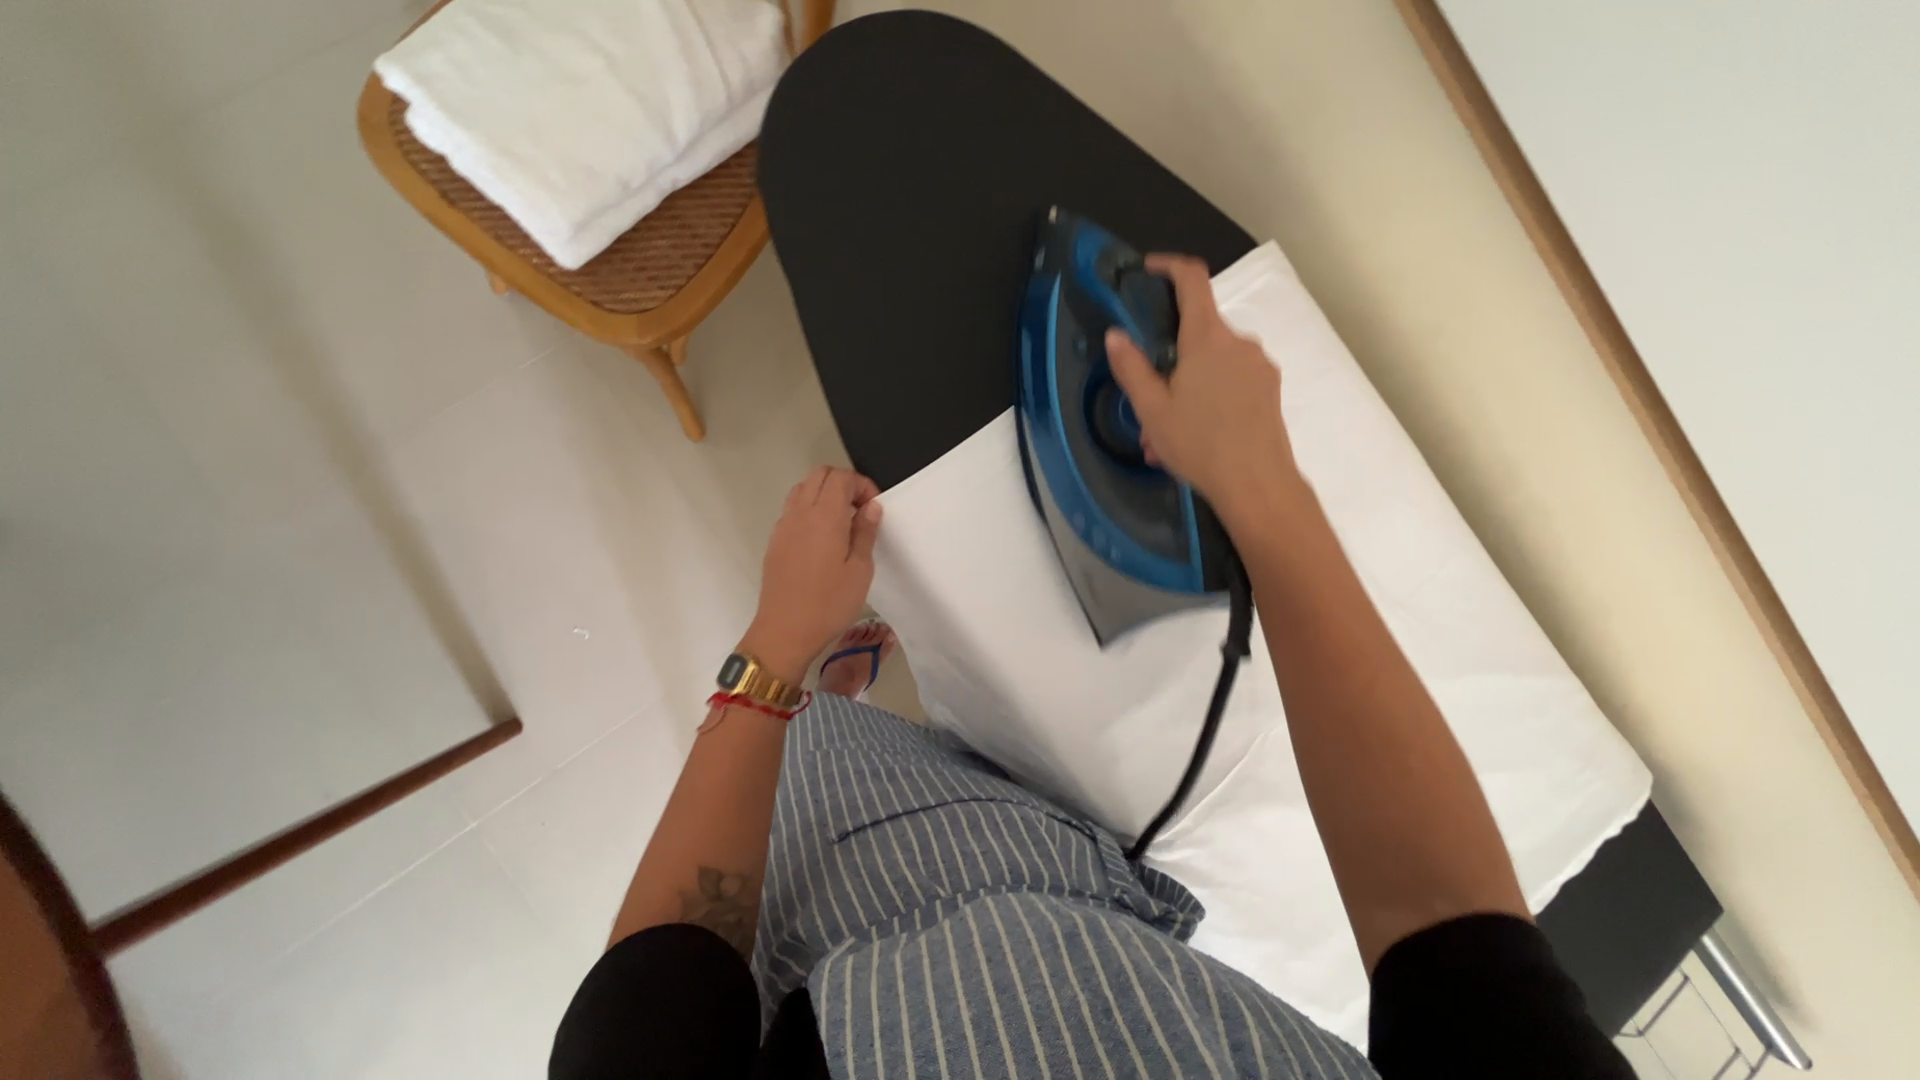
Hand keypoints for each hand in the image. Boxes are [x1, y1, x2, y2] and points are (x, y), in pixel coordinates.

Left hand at [737, 466, 882, 682]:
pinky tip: (822, 538)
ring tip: (841, 522)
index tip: (874, 508)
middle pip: (820, 475)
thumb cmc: (829, 604)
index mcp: (825, 517)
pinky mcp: (775, 541)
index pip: (842, 478)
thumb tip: (870, 507)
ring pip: (802, 489)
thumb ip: (865, 533)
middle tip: (860, 510)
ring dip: (824, 494)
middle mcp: (800, 513)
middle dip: (843, 483)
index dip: (862, 485)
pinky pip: (792, 509)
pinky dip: (809, 509)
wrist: (784, 631)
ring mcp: (784, 526)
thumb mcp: (860, 571)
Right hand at [1106, 254, 1303, 527]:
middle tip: (1146, 401)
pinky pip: (1231, 383)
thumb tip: (1116, 335)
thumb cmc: (1199, 443)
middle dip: (1168, 360)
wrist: (1257, 484)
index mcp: (1207, 337)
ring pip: (1213, 364)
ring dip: (1185, 389)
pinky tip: (1193, 439)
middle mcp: (1238, 341)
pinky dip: (1208, 400)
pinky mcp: (1269, 390)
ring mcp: (1258, 365)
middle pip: (1198, 332)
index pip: (1192, 279)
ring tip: (1165, 435)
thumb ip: (1132, 367)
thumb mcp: (1152, 409)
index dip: (1168, 266)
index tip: (1147, 272)